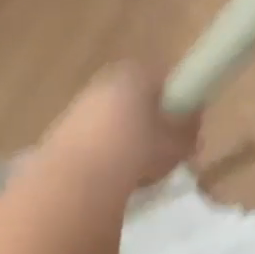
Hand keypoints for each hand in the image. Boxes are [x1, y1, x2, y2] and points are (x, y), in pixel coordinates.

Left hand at [44, 62, 198, 185]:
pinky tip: (113, 175)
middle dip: (149, 118)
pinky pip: (93, 136)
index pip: (164, 78)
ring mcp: (80, 104)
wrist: (79, 179)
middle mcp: (106, 80)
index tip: (185, 122)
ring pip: (113, 116)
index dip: (178, 99)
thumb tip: (193, 124)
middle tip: (164, 146)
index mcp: (136, 74)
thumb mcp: (178, 144)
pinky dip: (104, 150)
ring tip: (139, 167)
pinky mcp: (61, 130)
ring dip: (125, 135)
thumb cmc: (138, 152)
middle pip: (136, 95)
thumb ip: (189, 131)